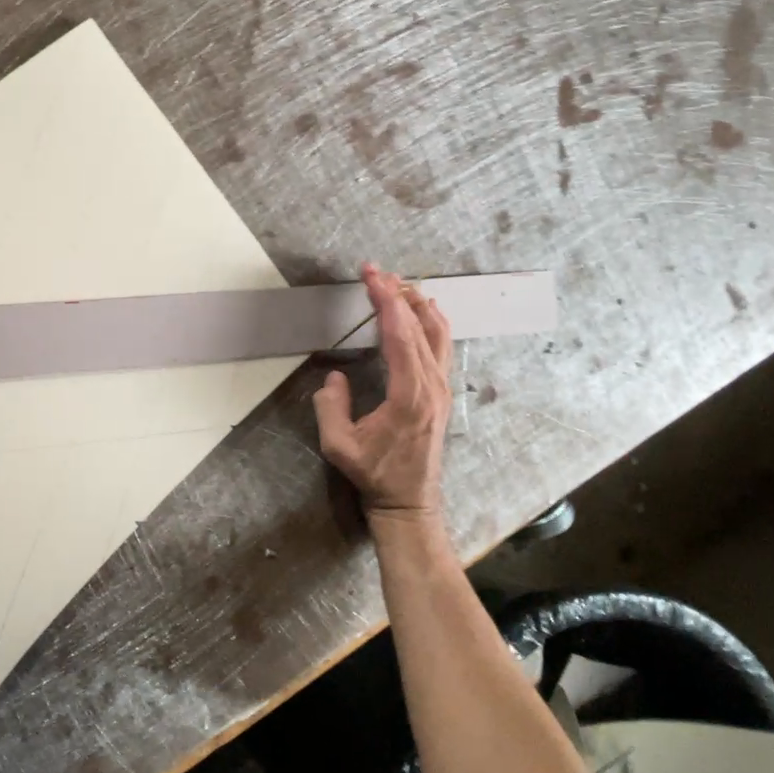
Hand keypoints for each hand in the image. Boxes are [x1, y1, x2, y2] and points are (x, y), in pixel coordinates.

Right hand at [313, 263, 452, 522]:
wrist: (408, 502)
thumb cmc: (373, 474)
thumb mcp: (338, 444)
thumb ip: (330, 406)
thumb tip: (335, 376)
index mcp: (409, 394)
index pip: (400, 335)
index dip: (385, 301)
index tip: (371, 275)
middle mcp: (433, 386)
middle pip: (421, 327)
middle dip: (399, 294)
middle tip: (377, 270)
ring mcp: (442, 390)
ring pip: (439, 334)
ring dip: (419, 305)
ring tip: (399, 283)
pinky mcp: (442, 394)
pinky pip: (442, 348)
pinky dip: (431, 323)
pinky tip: (422, 312)